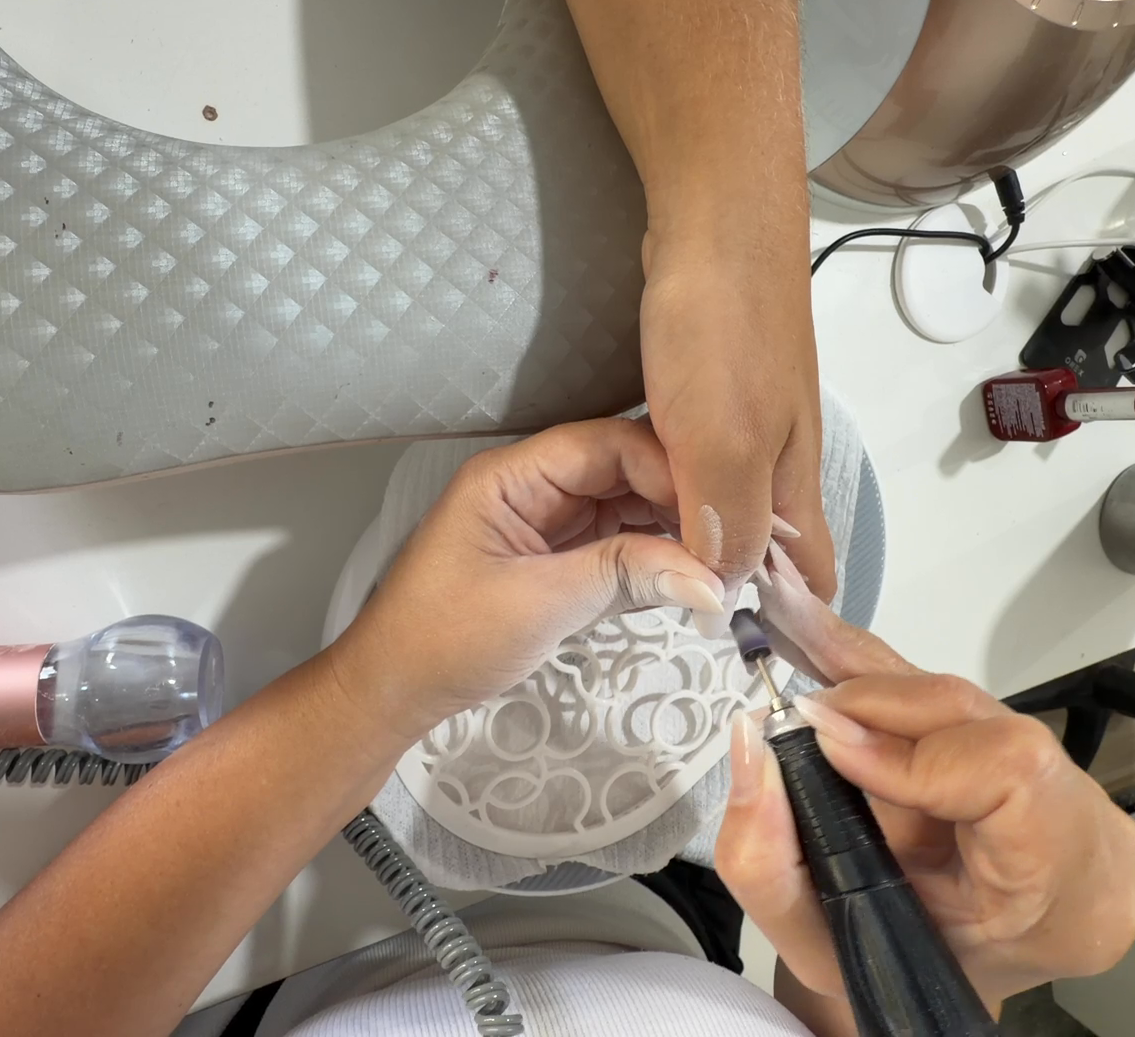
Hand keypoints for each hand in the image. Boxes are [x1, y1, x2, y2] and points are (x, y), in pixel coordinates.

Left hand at [330, 418, 725, 741]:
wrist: (398, 687)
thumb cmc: (444, 638)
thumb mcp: (536, 603)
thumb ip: (622, 576)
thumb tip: (710, 578)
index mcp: (513, 477)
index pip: (605, 445)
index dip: (666, 469)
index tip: (717, 513)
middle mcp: (534, 488)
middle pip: (622, 471)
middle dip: (678, 500)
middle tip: (736, 538)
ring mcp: (548, 523)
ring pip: (625, 507)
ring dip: (672, 531)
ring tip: (725, 560)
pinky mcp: (557, 559)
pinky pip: (616, 544)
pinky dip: (652, 559)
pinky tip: (690, 574)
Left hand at [640, 258, 836, 610]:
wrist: (714, 227)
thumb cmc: (722, 333)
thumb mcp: (723, 438)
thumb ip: (730, 516)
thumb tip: (728, 583)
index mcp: (789, 483)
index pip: (811, 573)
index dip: (786, 621)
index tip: (740, 656)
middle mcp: (774, 463)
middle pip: (768, 548)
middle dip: (733, 590)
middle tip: (680, 624)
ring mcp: (742, 429)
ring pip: (728, 508)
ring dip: (700, 546)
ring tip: (656, 585)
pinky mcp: (711, 402)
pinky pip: (699, 472)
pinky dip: (678, 503)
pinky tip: (645, 514)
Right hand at [716, 567, 1134, 1013]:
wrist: (922, 971)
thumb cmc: (878, 971)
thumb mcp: (805, 944)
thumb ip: (762, 855)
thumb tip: (750, 737)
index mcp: (1061, 901)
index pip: (1010, 775)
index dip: (910, 750)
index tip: (823, 739)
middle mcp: (1081, 828)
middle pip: (978, 716)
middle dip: (870, 698)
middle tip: (794, 701)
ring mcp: (1058, 781)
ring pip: (952, 694)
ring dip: (859, 671)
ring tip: (785, 621)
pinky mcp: (1014, 747)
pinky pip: (939, 691)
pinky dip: (866, 663)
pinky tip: (812, 626)